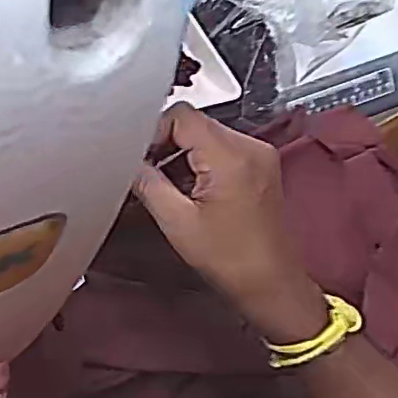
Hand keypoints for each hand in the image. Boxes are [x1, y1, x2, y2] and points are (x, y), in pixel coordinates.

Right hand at [131, 104, 327, 342]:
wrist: (269, 282)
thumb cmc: (230, 258)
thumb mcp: (176, 220)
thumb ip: (148, 183)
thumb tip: (128, 163)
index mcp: (232, 156)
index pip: (182, 116)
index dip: (153, 132)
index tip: (138, 158)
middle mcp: (251, 147)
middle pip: (193, 123)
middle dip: (163, 145)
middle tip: (145, 173)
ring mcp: (258, 155)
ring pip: (204, 135)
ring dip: (178, 155)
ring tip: (165, 186)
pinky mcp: (258, 166)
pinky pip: (218, 149)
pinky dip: (196, 163)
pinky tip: (185, 190)